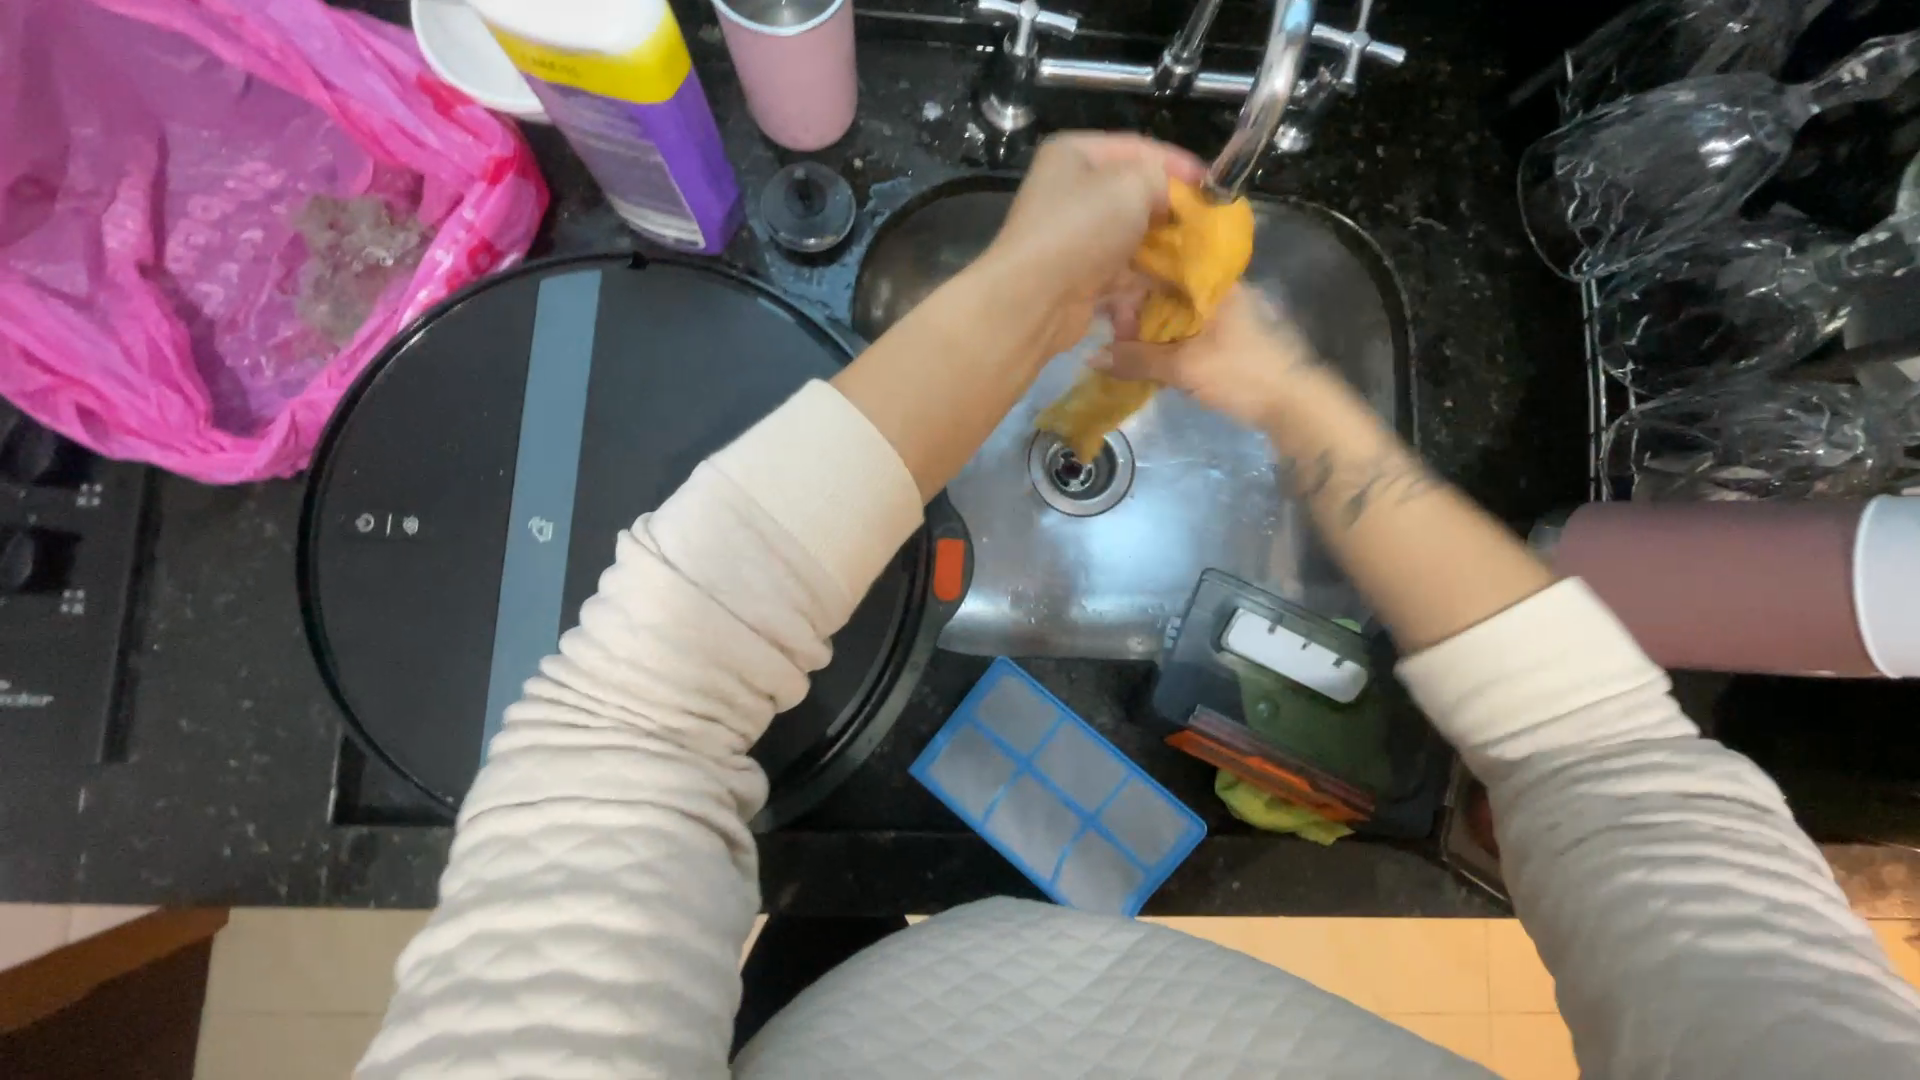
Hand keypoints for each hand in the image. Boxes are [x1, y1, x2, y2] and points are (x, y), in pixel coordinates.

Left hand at [978, 132, 1206, 354]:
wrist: (1035, 299)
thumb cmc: (1081, 229)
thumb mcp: (1132, 184)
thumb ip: (1162, 179)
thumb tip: (1171, 197)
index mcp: (1074, 155)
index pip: (1136, 148)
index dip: (1177, 164)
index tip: (1213, 185)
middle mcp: (1070, 193)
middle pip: (1133, 195)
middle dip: (1171, 211)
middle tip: (1207, 224)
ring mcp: (1073, 239)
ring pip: (1130, 238)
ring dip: (1162, 248)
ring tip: (1197, 255)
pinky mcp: (1079, 279)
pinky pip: (1121, 273)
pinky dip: (1146, 278)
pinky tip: (1174, 284)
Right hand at [1093, 287, 1321, 428]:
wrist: (1294, 404)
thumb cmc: (1243, 374)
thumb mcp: (1183, 367)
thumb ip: (1136, 360)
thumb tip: (1092, 357)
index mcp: (1214, 283)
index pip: (1164, 266)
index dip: (1131, 284)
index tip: (1109, 309)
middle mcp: (1221, 292)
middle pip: (1167, 291)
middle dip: (1137, 312)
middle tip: (1115, 337)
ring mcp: (1227, 316)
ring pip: (1176, 314)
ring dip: (1150, 331)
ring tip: (1126, 351)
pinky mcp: (1229, 340)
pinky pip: (1187, 332)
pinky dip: (1165, 343)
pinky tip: (1148, 358)